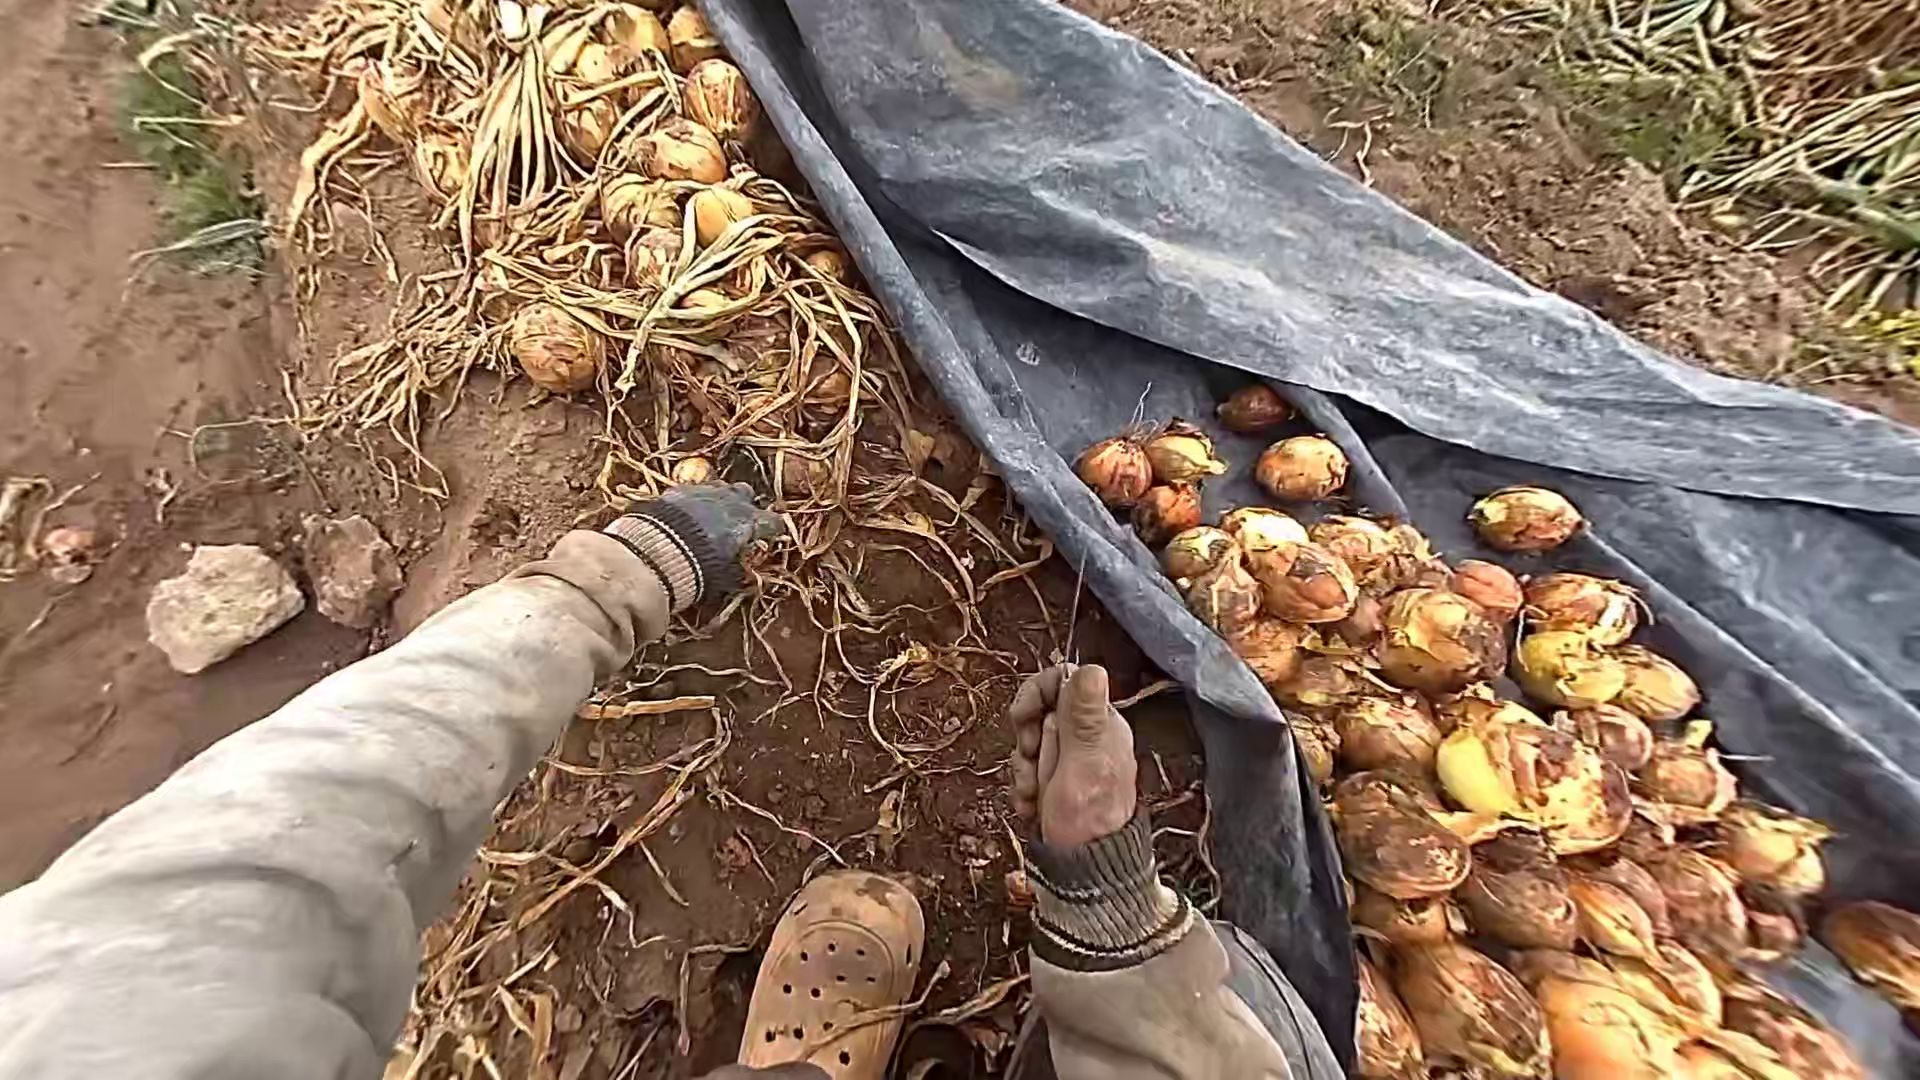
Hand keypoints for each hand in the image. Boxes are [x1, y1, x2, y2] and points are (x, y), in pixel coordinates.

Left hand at [655, 482, 782, 562]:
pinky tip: (685, 511)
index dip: (772, 528)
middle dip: (743, 503)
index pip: (773, 521)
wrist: (661, 551)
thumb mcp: (727, 576)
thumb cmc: (702, 567)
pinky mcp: (680, 489)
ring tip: (709, 512)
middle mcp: (733, 501)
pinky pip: (691, 489)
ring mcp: (706, 491)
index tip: (769, 534)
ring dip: (718, 497)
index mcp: (750, 521)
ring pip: (719, 486)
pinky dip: (691, 499)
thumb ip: (739, 568)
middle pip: (746, 493)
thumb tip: (742, 571)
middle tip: (736, 518)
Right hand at [1008, 665, 1136, 847]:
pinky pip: (1027, 768)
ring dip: (1025, 769)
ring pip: (1030, 742)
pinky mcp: (1055, 781)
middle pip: (1040, 711)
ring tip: (1034, 795)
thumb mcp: (1083, 764)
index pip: (1062, 681)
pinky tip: (1031, 806)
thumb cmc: (1087, 820)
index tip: (1023, 719)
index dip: (1036, 694)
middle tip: (1032, 763)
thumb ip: (1083, 716)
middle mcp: (1086, 736)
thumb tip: (1092, 667)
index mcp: (1100, 724)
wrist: (1084, 879)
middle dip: (1028, 740)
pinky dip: (1024, 787)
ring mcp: (1070, 760)